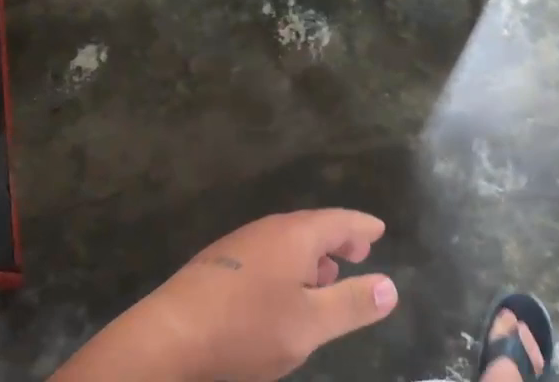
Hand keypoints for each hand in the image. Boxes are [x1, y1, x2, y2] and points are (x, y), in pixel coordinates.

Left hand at [58, 209, 398, 381]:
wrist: (168, 337)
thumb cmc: (246, 328)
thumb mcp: (309, 326)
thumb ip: (351, 304)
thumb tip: (390, 286)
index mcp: (295, 235)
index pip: (338, 220)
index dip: (361, 226)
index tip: (379, 230)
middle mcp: (268, 229)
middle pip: (311, 226)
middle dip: (337, 239)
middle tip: (358, 253)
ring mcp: (238, 245)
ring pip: (286, 242)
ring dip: (310, 256)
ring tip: (324, 278)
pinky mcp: (217, 265)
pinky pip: (266, 254)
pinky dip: (286, 265)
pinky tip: (281, 293)